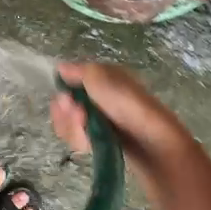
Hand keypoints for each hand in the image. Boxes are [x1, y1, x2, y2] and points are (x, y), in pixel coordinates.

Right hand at [51, 61, 191, 168]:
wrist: (150, 142)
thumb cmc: (128, 106)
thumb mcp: (102, 79)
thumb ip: (79, 71)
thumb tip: (60, 66)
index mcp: (103, 77)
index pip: (70, 80)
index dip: (63, 90)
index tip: (64, 99)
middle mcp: (99, 96)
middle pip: (65, 103)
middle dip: (66, 112)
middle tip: (78, 117)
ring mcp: (98, 118)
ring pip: (68, 122)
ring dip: (72, 128)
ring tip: (85, 133)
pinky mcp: (99, 138)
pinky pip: (77, 137)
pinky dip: (79, 140)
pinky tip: (88, 143)